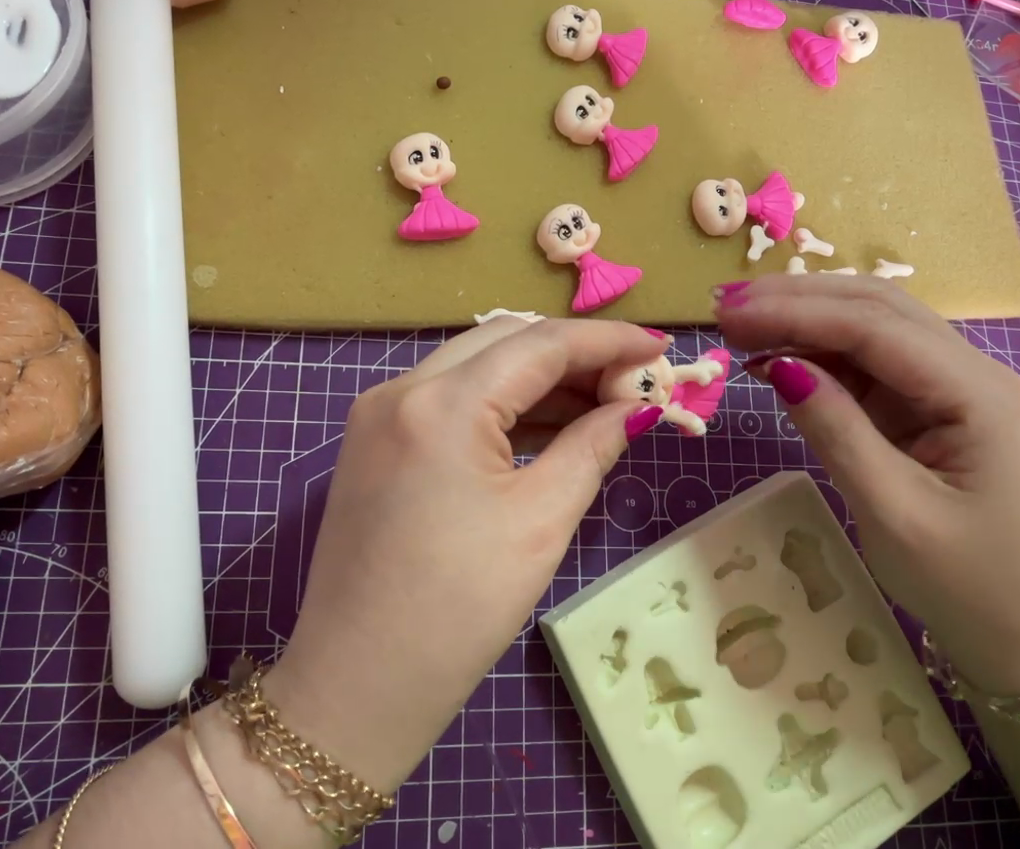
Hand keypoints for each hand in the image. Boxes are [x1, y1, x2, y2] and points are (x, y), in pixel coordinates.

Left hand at [264, 317, 666, 790]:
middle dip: (573, 354)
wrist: (359, 679)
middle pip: (504, 341)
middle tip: (633, 384)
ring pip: (473, 364)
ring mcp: (378, 410)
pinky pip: (447, 397)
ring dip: (537, 377)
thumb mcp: (540, 522)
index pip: (539, 343)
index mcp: (440, 404)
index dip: (608, 341)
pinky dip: (498, 402)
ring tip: (602, 404)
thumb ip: (592, 445)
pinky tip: (546, 425)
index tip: (660, 349)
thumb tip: (636, 406)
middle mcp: (401, 387)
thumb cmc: (458, 610)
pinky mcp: (373, 437)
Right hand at [716, 276, 1019, 696]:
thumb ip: (836, 430)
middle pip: (877, 308)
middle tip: (724, 305)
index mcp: (980, 395)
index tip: (729, 314)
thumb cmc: (962, 581)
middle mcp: (971, 373)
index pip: (877, 328)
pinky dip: (814, 351)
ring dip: (802, 318)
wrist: (1012, 631)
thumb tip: (776, 365)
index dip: (797, 312)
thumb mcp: (892, 510)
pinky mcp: (924, 405)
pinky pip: (864, 361)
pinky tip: (772, 354)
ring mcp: (948, 386)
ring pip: (869, 326)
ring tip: (737, 323)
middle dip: (797, 299)